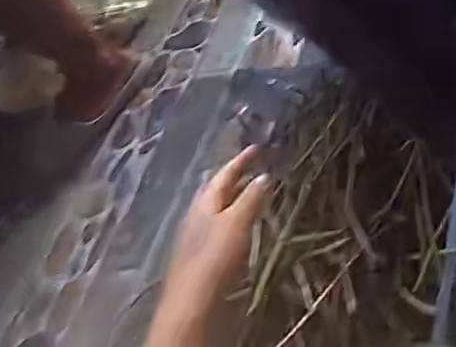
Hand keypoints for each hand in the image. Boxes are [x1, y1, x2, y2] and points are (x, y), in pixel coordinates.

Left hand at [152, 146, 273, 344]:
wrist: (190, 307)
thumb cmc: (215, 257)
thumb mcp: (238, 221)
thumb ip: (252, 196)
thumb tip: (264, 175)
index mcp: (205, 201)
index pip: (225, 173)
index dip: (242, 160)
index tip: (257, 148)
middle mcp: (198, 214)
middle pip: (219, 189)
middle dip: (237, 177)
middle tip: (256, 167)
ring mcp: (196, 236)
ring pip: (219, 208)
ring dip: (236, 198)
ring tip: (255, 193)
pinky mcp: (200, 256)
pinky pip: (220, 226)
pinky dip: (234, 217)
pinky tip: (243, 226)